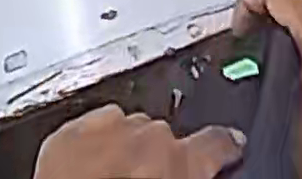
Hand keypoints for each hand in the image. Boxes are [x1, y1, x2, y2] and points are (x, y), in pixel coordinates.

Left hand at [34, 104, 244, 178]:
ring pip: (128, 129)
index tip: (231, 144)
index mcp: (181, 165)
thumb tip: (199, 173)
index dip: (225, 145)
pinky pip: (93, 127)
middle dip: (158, 160)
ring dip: (126, 150)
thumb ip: (190, 176)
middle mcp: (149, 137)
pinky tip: (90, 172)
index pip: (216, 144)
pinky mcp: (70, 132)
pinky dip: (95, 145)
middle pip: (164, 139)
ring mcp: (107, 127)